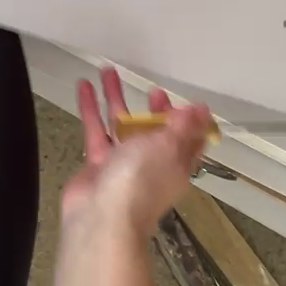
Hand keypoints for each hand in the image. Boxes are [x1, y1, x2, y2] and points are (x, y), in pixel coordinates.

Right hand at [60, 66, 211, 239]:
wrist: (102, 214)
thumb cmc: (140, 180)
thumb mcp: (167, 149)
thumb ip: (181, 127)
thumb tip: (202, 109)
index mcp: (176, 165)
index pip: (188, 141)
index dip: (189, 122)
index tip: (189, 102)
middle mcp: (151, 163)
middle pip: (154, 132)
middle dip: (152, 110)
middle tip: (151, 88)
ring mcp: (123, 163)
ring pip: (121, 125)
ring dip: (115, 99)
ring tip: (106, 71)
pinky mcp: (98, 161)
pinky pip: (96, 129)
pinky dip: (90, 108)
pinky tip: (83, 86)